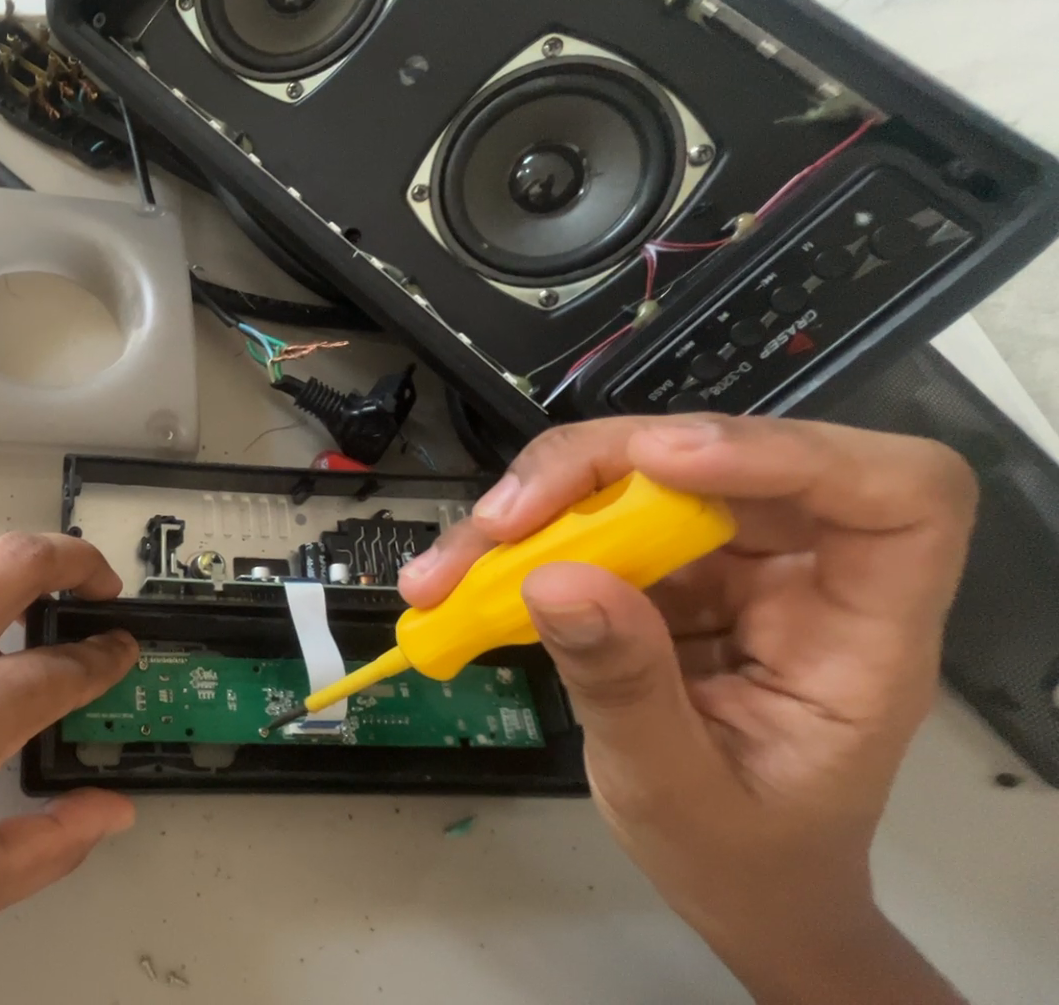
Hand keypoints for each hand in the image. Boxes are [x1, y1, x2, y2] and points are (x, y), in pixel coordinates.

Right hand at [401, 416, 974, 1004]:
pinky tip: (450, 583)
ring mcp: (719, 565)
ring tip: (441, 575)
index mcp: (860, 631)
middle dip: (591, 473)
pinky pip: (578, 524)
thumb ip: (625, 686)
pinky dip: (507, 547)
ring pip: (626, 479)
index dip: (783, 453)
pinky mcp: (653, 571)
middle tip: (497, 523)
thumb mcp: (676, 787)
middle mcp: (794, 572)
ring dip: (526, 510)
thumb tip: (552, 579)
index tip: (658, 463)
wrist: (733, 879)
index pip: (892, 496)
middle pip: (715, 460)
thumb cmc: (740, 854)